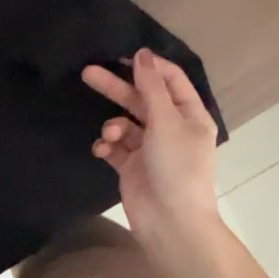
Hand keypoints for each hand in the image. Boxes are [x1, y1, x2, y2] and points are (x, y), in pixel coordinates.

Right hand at [81, 49, 220, 235]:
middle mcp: (171, 128)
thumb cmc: (177, 167)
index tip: (123, 55)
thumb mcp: (166, 122)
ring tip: (109, 135)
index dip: (149, 66)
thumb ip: (151, 87)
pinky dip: (107, 146)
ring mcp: (150, 149)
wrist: (171, 223)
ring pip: (125, 124)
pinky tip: (102, 150)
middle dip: (117, 88)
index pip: (171, 80)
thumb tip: (142, 54)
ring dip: (113, 126)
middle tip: (88, 73)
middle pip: (142, 99)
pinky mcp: (131, 167)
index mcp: (190, 115)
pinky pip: (115, 148)